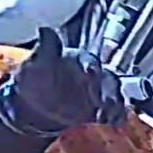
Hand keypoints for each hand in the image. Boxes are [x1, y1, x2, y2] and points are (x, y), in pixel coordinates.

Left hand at [7, 29, 127, 132]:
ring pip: (115, 95)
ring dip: (114, 104)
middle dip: (107, 90)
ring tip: (104, 115)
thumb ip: (45, 49)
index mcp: (80, 60)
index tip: (90, 73)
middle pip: (109, 80)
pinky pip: (117, 111)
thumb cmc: (36, 82)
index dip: (92, 67)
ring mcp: (102, 91)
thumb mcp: (35, 64)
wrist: (37, 106)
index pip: (91, 61)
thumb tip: (45, 29)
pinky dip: (117, 116)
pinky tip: (112, 122)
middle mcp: (95, 75)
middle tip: (100, 101)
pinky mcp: (105, 108)